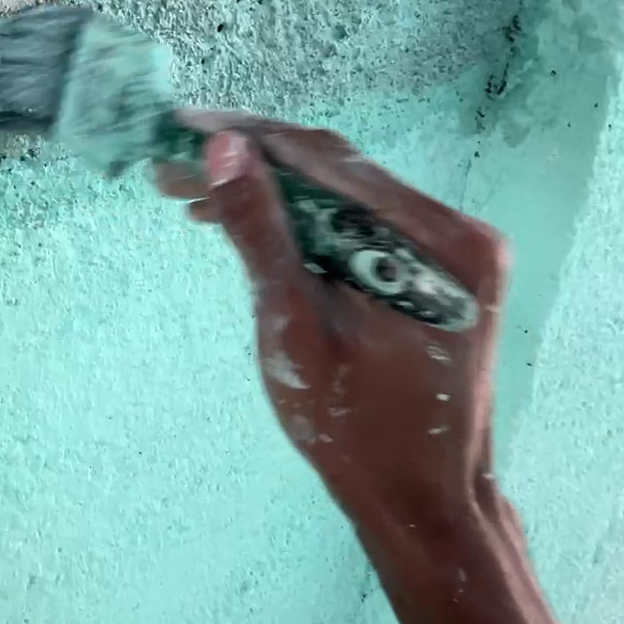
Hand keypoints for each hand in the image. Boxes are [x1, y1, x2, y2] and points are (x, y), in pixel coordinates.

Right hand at [153, 111, 510, 517]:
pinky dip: (285, 218)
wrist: (418, 496)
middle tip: (172, 160)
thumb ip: (259, 230)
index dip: (249, 136)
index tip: (183, 127)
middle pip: (329, 168)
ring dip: (258, 188)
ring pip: (329, 191)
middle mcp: (451, 229)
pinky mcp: (418, 265)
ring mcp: (439, 246)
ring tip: (185, 190)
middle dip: (245, 160)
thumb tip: (222, 147)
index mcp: (440, 240)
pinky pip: (341, 221)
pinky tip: (233, 219)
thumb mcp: (292, 323)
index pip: (327, 157)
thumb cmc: (355, 424)